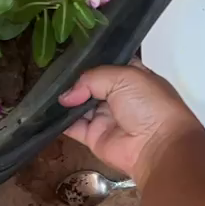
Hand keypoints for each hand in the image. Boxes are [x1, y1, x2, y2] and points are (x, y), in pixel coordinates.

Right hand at [59, 63, 204, 181]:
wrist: (157, 146)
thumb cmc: (149, 105)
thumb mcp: (124, 77)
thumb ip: (91, 79)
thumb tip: (67, 95)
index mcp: (131, 77)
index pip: (105, 64)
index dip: (88, 61)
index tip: (66, 59)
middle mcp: (117, 96)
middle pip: (88, 84)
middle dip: (72, 80)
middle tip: (52, 75)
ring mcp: (104, 117)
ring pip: (78, 105)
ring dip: (64, 100)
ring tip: (46, 91)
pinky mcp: (93, 137)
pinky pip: (72, 127)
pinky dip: (59, 121)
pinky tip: (47, 111)